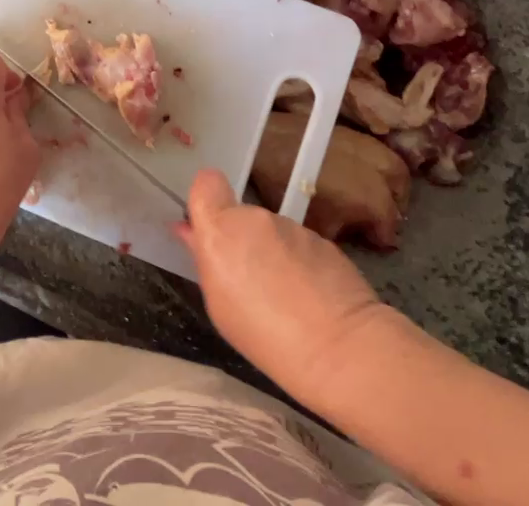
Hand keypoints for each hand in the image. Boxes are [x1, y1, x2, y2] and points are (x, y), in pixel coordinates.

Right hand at [173, 169, 387, 396]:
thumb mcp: (217, 302)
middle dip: (241, 239)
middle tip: (248, 279)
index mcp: (222, 228)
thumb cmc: (262, 331)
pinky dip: (300, 264)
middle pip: (240, 216)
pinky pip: (300, 246)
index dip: (206, 200)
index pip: (206, 183)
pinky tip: (310, 297)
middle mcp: (256, 218)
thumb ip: (203, 258)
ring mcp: (294, 227)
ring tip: (285, 295)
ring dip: (272, 252)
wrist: (339, 346)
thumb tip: (190, 232)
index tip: (209, 227)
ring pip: (272, 232)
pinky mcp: (325, 242)